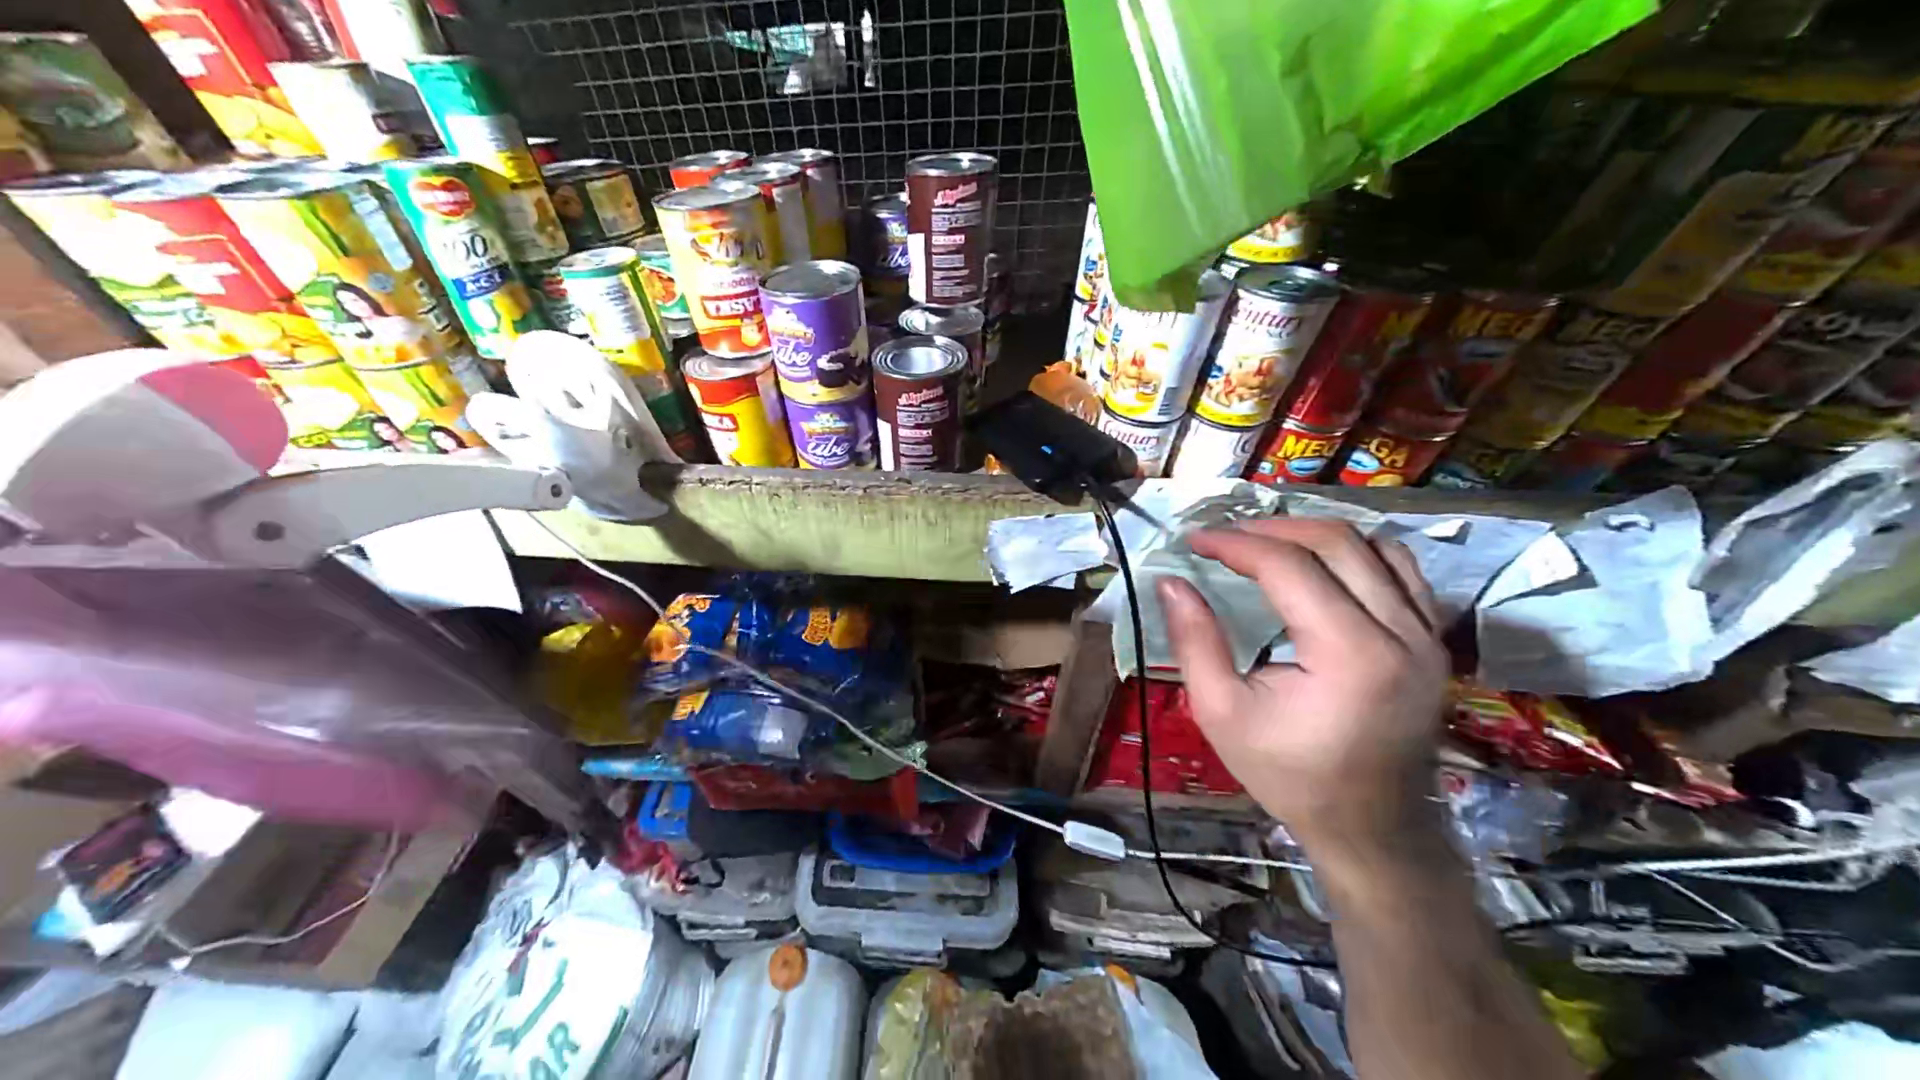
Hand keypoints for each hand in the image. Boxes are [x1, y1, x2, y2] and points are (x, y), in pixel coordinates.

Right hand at [1157, 519, 1448, 855]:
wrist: (1370, 826)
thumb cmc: (1290, 775)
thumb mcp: (1221, 713)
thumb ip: (1196, 641)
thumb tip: (1173, 582)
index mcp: (1349, 654)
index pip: (1290, 566)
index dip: (1236, 544)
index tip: (1196, 540)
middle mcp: (1401, 633)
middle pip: (1337, 542)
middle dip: (1274, 528)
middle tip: (1228, 537)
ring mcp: (1428, 636)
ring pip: (1377, 547)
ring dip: (1317, 535)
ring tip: (1271, 543)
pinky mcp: (1435, 642)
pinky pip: (1403, 572)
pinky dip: (1358, 554)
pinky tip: (1323, 567)